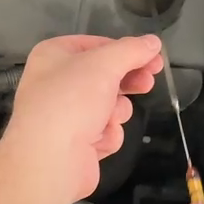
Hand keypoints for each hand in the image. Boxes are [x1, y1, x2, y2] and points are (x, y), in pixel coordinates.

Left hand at [0, 35, 161, 203]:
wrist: (50, 161)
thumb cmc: (72, 100)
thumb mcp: (105, 65)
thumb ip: (132, 50)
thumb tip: (153, 41)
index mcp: (54, 55)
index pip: (97, 45)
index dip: (126, 50)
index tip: (153, 56)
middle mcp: (56, 82)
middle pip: (104, 76)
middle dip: (127, 81)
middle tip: (148, 83)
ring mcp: (65, 115)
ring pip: (108, 105)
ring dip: (115, 111)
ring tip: (109, 118)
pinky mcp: (75, 144)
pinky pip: (103, 131)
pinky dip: (106, 135)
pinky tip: (97, 140)